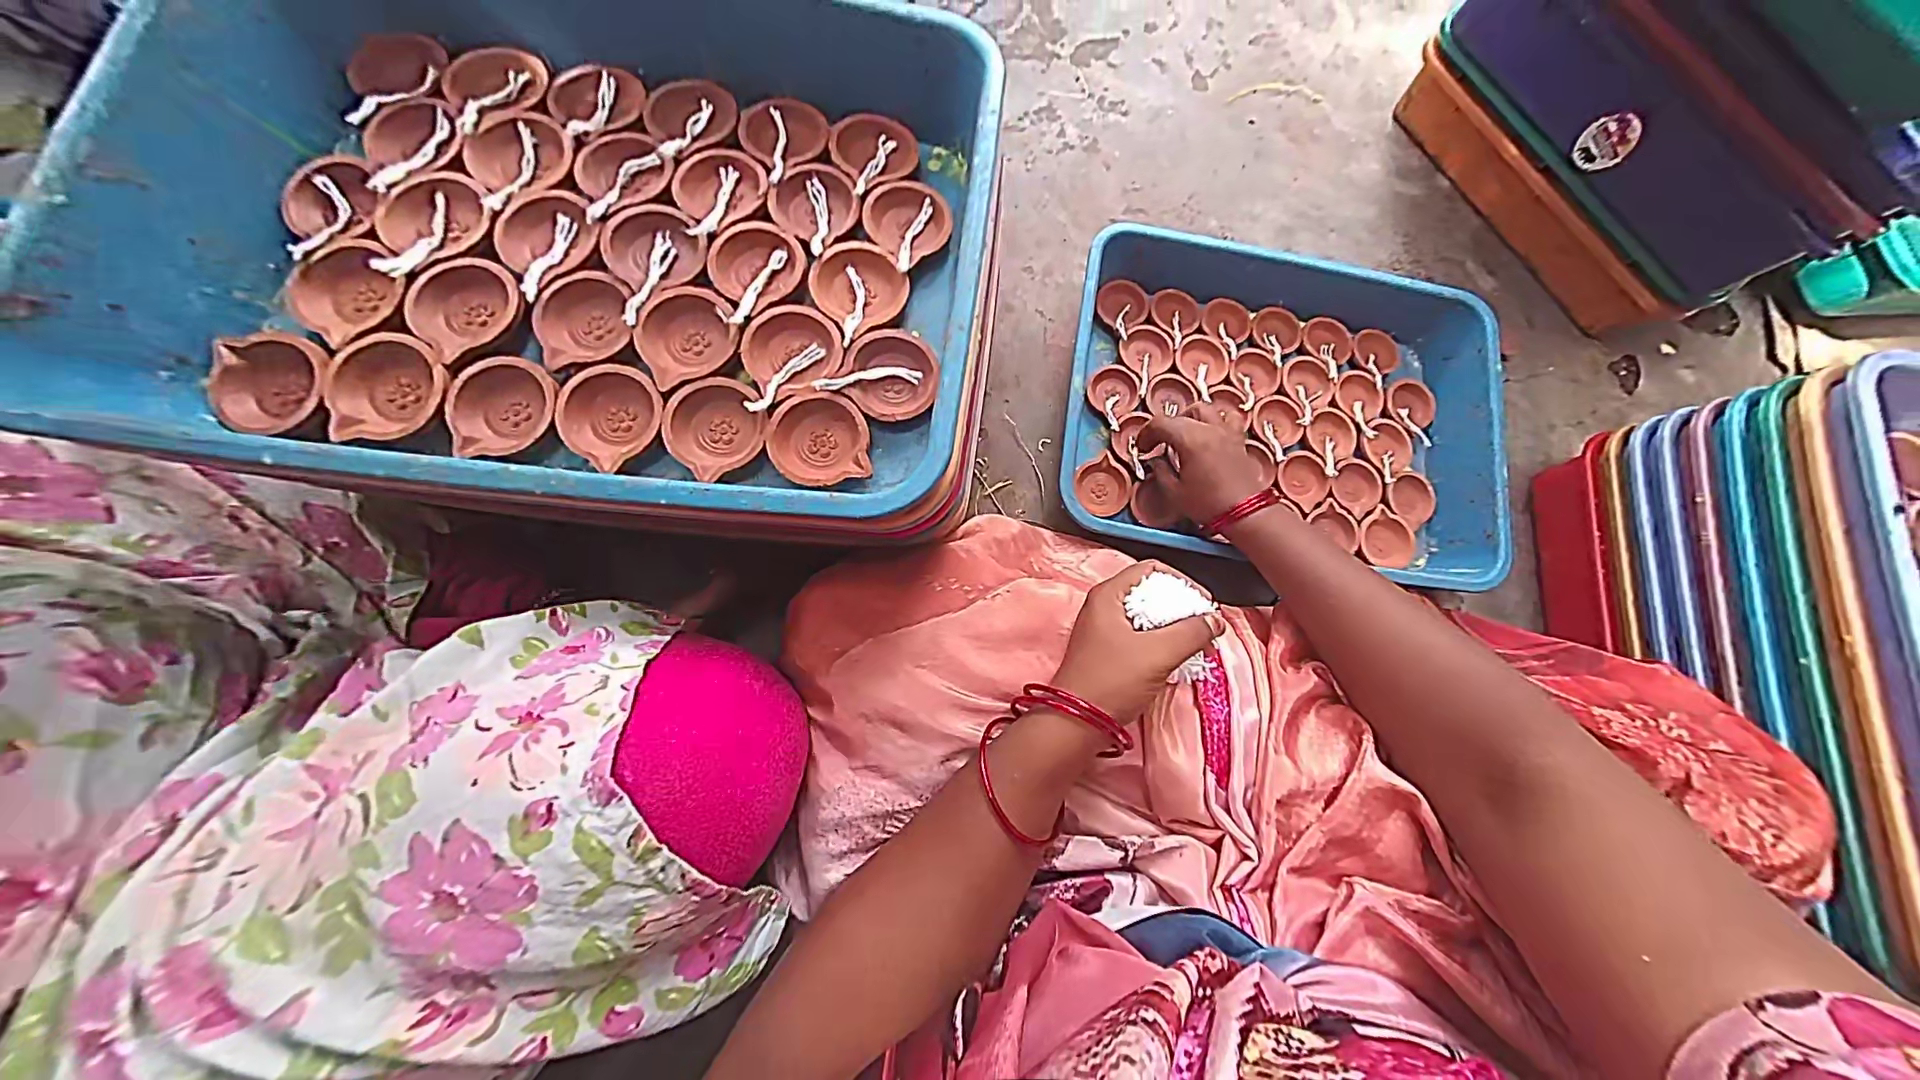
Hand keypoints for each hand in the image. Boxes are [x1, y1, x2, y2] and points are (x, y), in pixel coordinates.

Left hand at [1050, 561, 1224, 721]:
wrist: (1078, 721)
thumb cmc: (1111, 681)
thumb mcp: (1158, 653)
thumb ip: (1192, 632)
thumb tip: (1215, 620)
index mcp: (1108, 595)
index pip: (1151, 570)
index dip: (1183, 582)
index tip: (1204, 604)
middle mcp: (1102, 607)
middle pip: (1151, 593)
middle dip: (1181, 608)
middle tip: (1204, 628)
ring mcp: (1103, 630)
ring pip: (1147, 617)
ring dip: (1174, 628)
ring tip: (1196, 647)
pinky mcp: (1106, 651)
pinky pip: (1140, 636)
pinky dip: (1160, 643)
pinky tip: (1176, 660)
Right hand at [1139, 414, 1266, 525]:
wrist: (1245, 513)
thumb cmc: (1208, 504)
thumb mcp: (1174, 492)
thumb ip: (1160, 471)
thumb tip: (1156, 461)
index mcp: (1189, 439)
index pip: (1160, 423)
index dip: (1146, 434)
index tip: (1142, 448)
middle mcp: (1209, 429)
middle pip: (1180, 415)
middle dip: (1164, 427)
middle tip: (1157, 444)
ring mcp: (1227, 432)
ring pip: (1204, 410)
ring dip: (1188, 418)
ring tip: (1182, 435)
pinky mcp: (1239, 440)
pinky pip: (1226, 418)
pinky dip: (1214, 421)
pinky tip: (1209, 435)